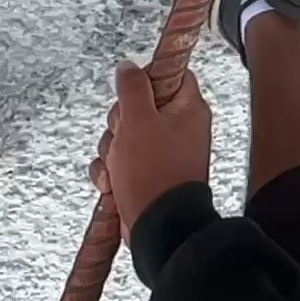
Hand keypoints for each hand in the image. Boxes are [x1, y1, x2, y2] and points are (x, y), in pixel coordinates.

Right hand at [89, 62, 211, 237]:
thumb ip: (132, 88)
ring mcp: (164, 152)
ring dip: (112, 148)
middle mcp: (180, 128)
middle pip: (140, 103)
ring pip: (125, 132)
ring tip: (118, 165)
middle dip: (120, 120)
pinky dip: (111, 169)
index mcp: (188, 109)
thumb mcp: (138, 121)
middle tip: (124, 134)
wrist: (159, 233)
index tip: (132, 92)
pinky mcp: (149, 173)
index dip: (145, 78)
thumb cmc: (155, 175)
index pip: (169, 74)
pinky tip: (112, 182)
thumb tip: (128, 67)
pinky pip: (121, 159)